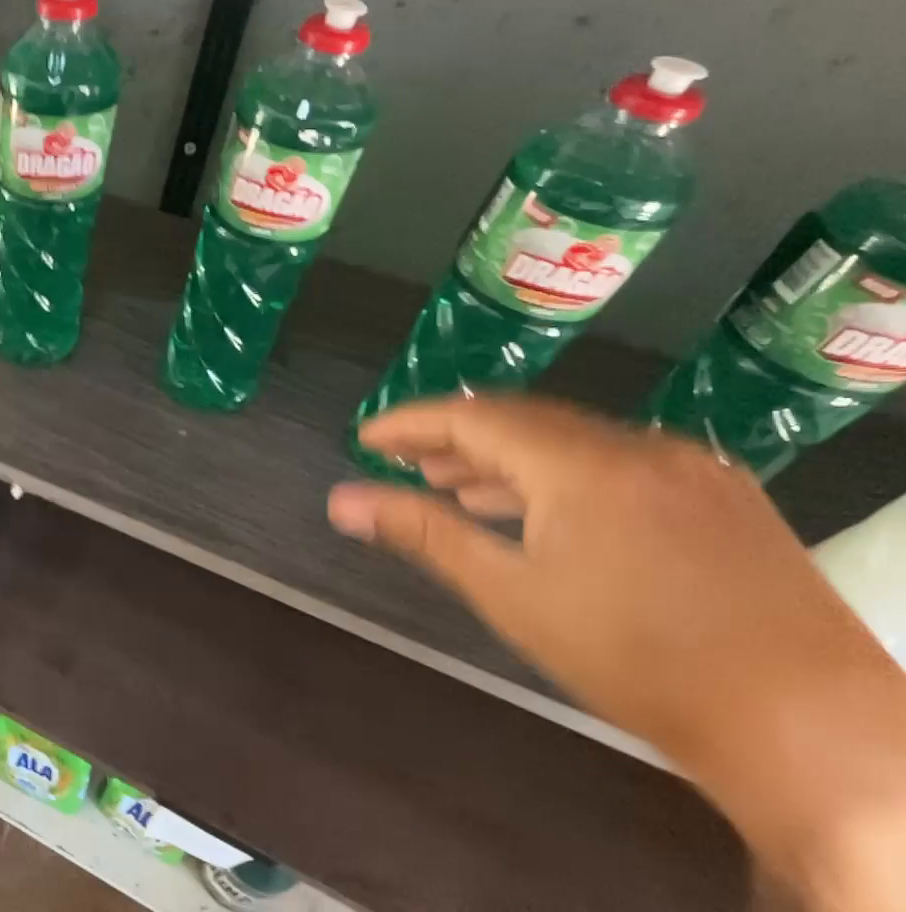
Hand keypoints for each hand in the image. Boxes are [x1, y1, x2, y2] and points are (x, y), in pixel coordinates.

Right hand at [329, 396, 905, 907]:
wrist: (805, 727)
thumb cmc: (632, 660)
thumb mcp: (510, 594)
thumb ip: (423, 532)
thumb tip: (340, 500)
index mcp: (583, 465)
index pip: (475, 418)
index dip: (412, 424)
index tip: (365, 438)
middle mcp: (640, 448)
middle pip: (525, 421)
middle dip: (456, 440)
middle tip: (402, 463)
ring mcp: (691, 470)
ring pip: (574, 442)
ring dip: (508, 460)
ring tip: (456, 488)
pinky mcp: (723, 497)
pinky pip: (620, 464)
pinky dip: (563, 477)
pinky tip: (542, 511)